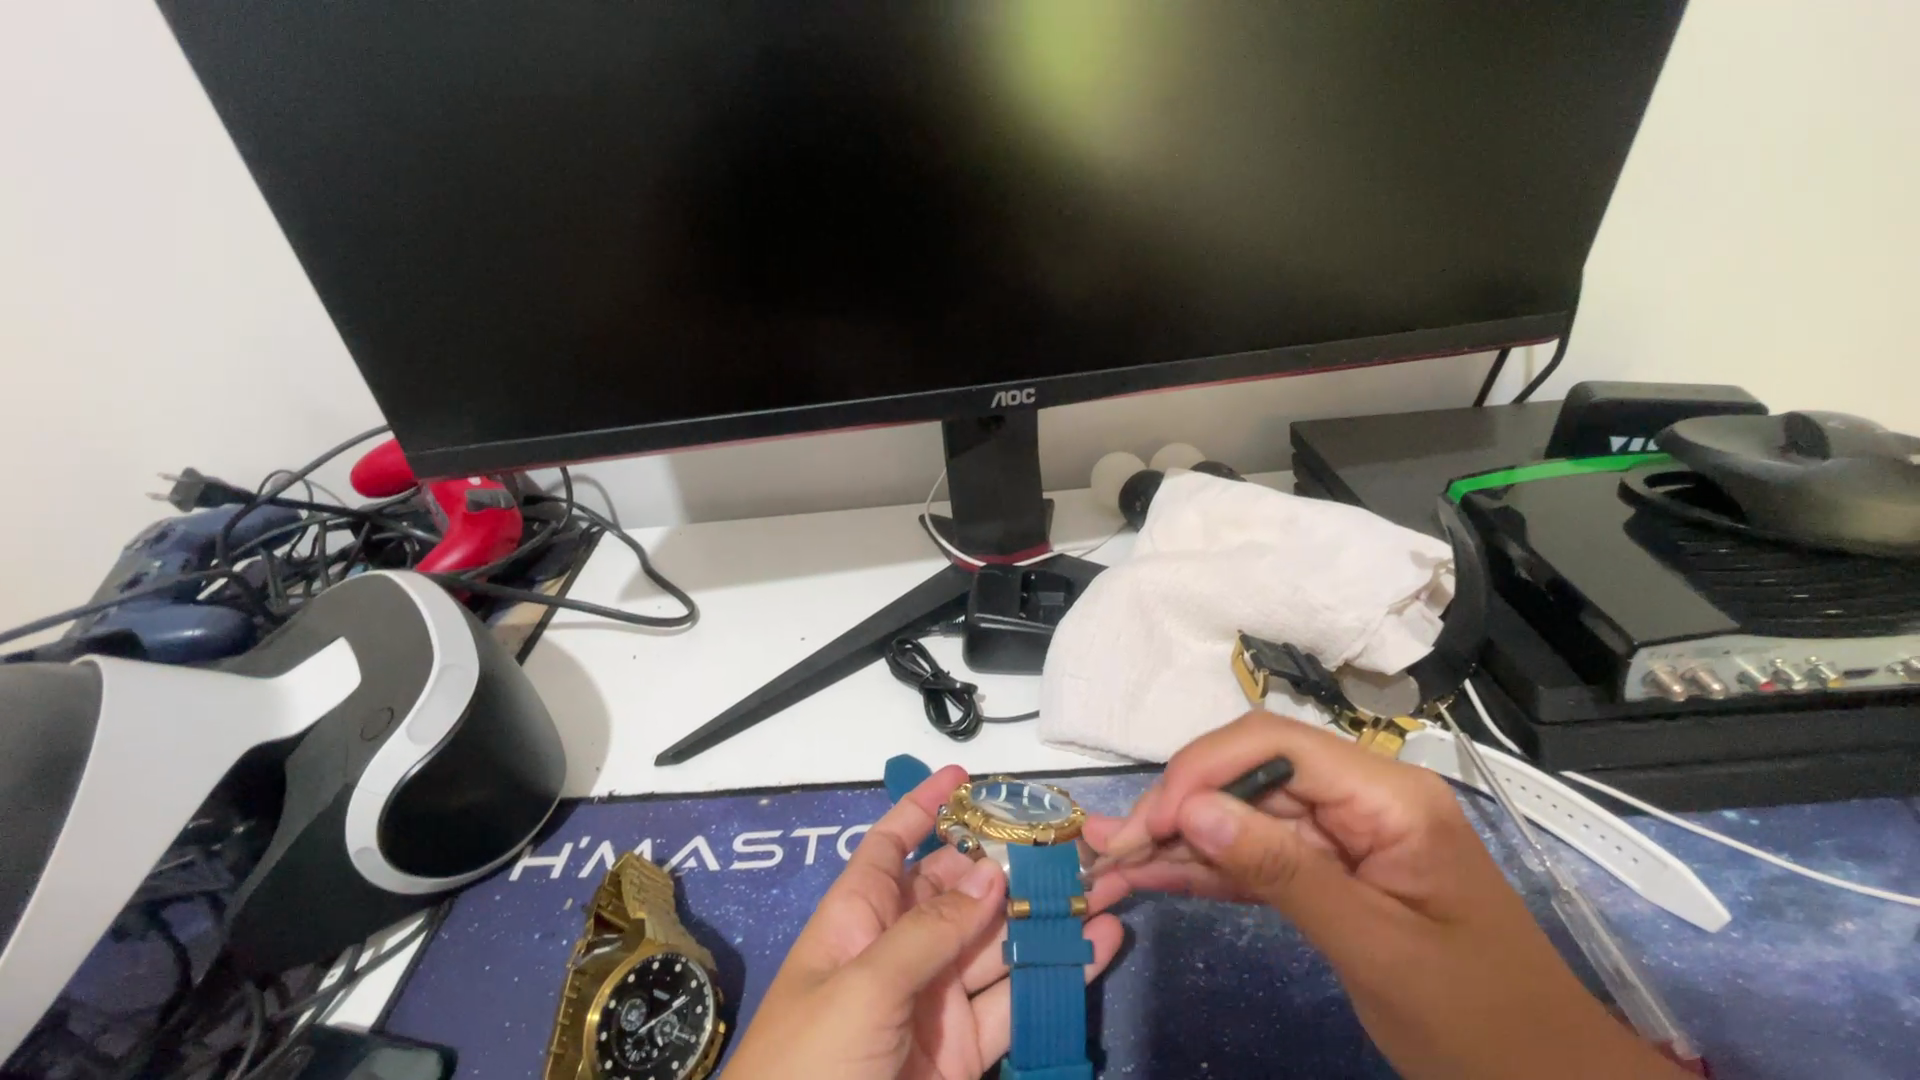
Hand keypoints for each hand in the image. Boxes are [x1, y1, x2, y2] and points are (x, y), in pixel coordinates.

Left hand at [725, 765, 1125, 1079]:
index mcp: (859, 919)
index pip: (892, 847)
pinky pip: (1016, 1003)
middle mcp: (900, 950)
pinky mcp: (964, 1050)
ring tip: (1104, 883)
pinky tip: (1100, 945)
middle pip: (960, 892)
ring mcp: (934, 1001)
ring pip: (997, 944)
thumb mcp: (862, 989)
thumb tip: (989, 871)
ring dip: (1047, 915)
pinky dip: (1058, 977)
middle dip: (1011, 865)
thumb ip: (930, 933)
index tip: (964, 778)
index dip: (922, 808)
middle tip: (1073, 842)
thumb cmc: (811, 1063)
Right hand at [1085, 712, 1690, 1079]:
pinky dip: (1205, 871)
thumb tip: (1191, 808)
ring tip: (1111, 862)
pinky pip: (1254, 860)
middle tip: (1113, 850)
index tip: (1153, 822)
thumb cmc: (1482, 1023)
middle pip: (1247, 777)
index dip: (1204, 770)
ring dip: (1177, 840)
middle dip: (1176, 806)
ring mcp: (1340, 837)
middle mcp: (1358, 800)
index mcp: (1387, 796)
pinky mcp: (1326, 874)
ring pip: (1240, 817)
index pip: (1276, 746)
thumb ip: (1283, 871)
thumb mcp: (1378, 948)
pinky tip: (1152, 878)